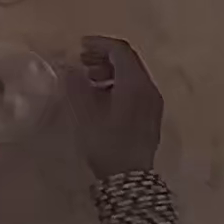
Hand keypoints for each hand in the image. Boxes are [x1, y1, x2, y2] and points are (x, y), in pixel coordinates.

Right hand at [64, 36, 163, 176]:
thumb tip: (70, 67)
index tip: (79, 47)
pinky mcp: (151, 114)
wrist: (129, 179)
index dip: (99, 44)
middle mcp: (149, 88)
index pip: (120, 50)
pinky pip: (135, 88)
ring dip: (109, 70)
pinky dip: (117, 83)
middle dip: (104, 56)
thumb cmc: (106, 143)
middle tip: (81, 62)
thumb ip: (76, 85)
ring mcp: (153, 102)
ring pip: (132, 74)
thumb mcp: (85, 113)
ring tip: (88, 80)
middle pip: (128, 60)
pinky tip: (101, 97)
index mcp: (135, 83)